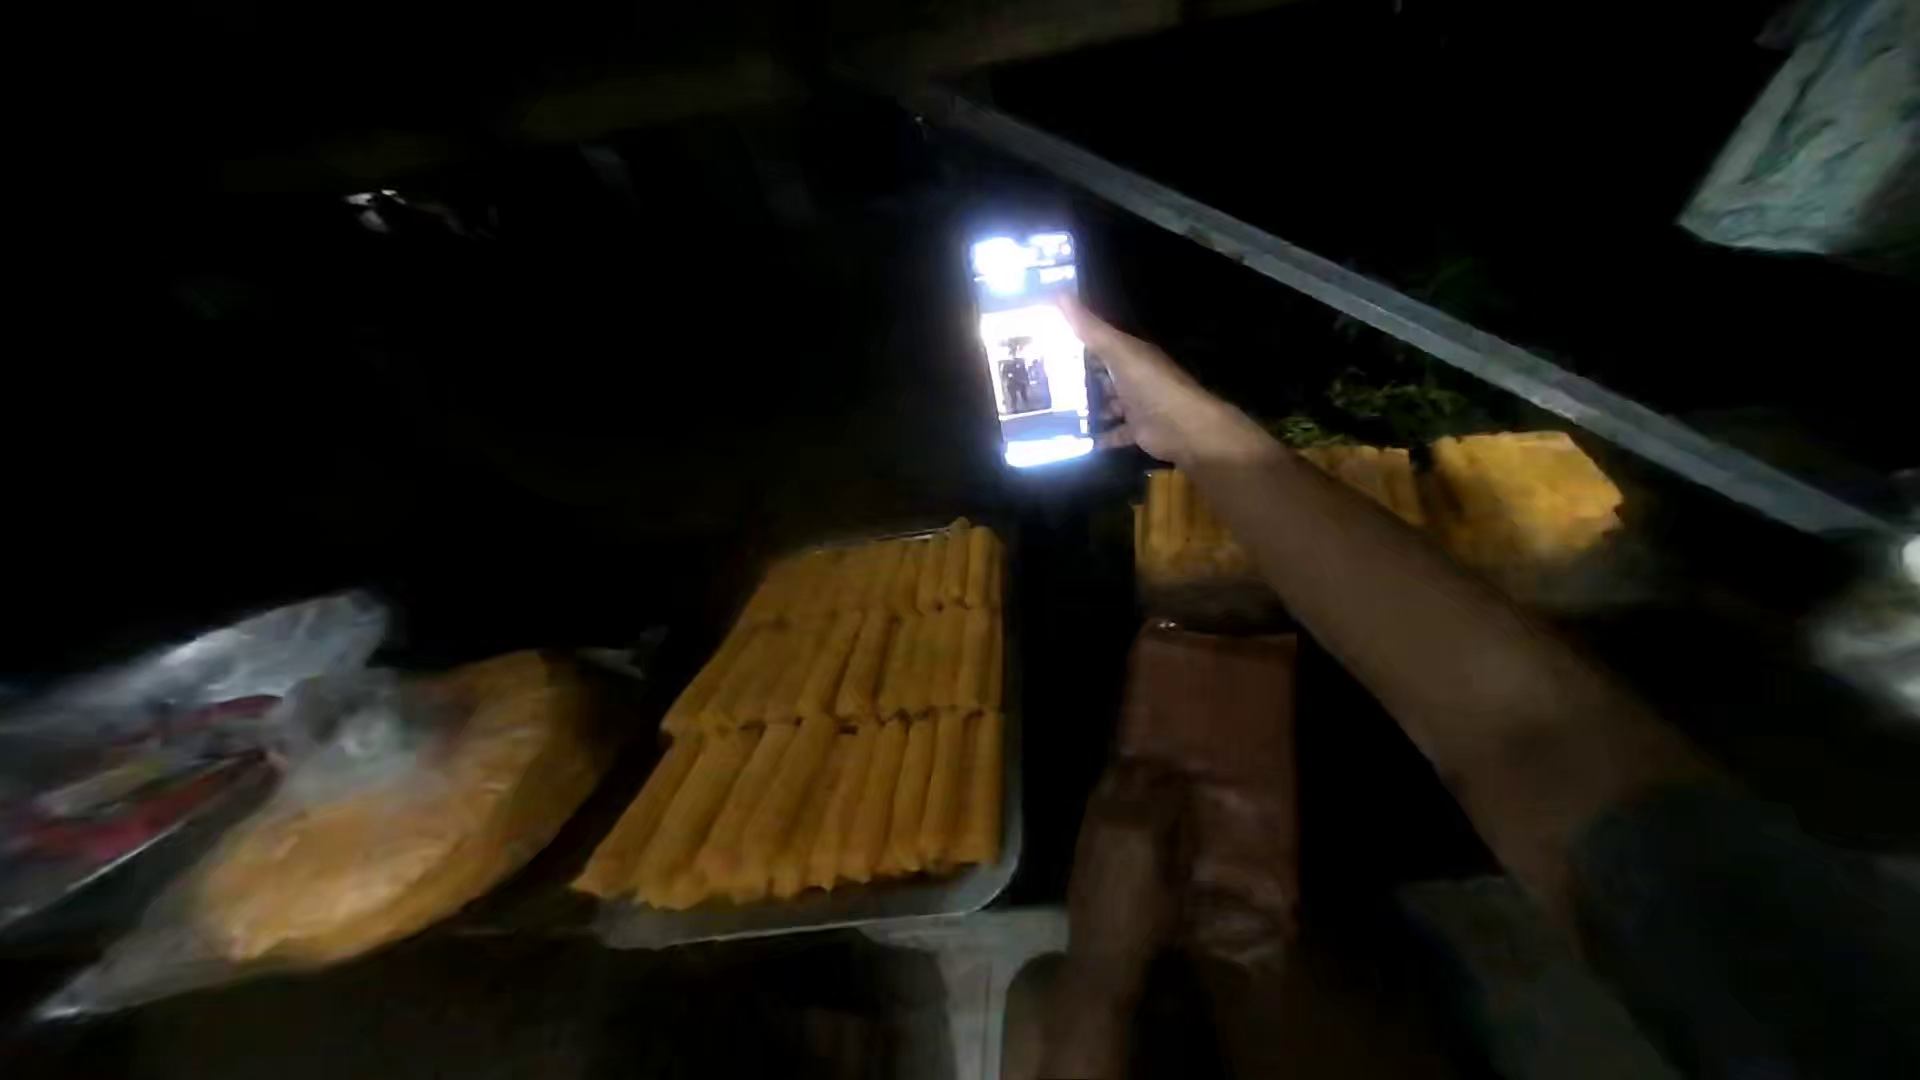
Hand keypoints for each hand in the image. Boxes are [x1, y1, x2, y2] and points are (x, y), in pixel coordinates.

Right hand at [1059, 297, 1269, 466]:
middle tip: (1043, 385)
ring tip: (1053, 413)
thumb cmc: (1150, 385)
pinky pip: (1114, 433)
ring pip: (1106, 404)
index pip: (1099, 344)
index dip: (1075, 343)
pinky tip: (1075, 439)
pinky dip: (1099, 436)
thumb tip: (1059, 293)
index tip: (1045, 346)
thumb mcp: (1118, 351)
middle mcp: (1133, 377)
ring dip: (1086, 408)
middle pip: (1101, 376)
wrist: (1182, 427)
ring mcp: (1136, 405)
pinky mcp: (1137, 430)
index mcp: (1130, 354)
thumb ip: (1090, 329)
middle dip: (1076, 380)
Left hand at [1064, 761, 1182, 988]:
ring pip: (1112, 777)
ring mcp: (1095, 819)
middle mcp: (1117, 815)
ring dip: (1131, 770)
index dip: (1184, 782)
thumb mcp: (1178, 887)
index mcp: (1145, 828)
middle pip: (1137, 774)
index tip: (1194, 777)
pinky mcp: (1082, 829)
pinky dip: (1112, 785)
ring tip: (1148, 773)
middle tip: (1172, 769)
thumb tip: (1185, 814)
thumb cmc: (1149, 925)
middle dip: (1157, 768)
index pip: (1169, 792)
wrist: (1101, 947)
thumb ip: (1182, 844)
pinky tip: (1123, 791)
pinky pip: (1097, 795)